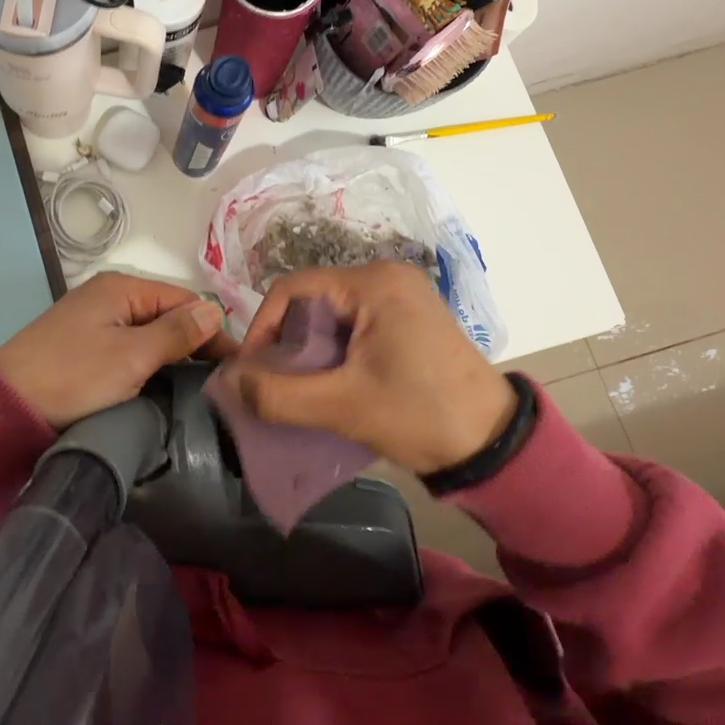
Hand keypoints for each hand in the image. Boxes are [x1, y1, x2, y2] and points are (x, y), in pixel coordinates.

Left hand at [0, 273, 232, 427]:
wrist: (6, 404)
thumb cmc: (73, 377)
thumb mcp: (132, 356)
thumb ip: (176, 333)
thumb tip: (214, 310)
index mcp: (121, 288)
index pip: (184, 300)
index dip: (213, 330)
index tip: (237, 365)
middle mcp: (108, 296)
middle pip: (166, 314)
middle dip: (195, 342)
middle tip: (223, 381)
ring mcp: (93, 321)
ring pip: (147, 333)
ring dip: (171, 355)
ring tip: (199, 387)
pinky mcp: (81, 346)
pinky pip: (127, 347)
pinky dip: (147, 363)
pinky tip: (160, 385)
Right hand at [220, 262, 516, 473]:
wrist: (496, 447)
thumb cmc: (419, 415)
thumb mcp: (342, 406)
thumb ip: (277, 394)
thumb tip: (228, 381)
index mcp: (374, 283)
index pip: (293, 288)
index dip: (262, 326)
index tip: (252, 369)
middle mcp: (388, 278)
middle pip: (312, 300)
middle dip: (288, 342)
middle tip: (276, 382)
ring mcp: (404, 297)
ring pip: (332, 315)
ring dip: (311, 350)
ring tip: (301, 388)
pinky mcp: (411, 319)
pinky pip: (355, 325)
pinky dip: (335, 351)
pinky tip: (332, 383)